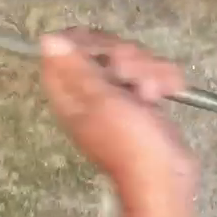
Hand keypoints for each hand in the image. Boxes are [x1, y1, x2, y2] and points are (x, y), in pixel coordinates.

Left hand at [40, 28, 197, 211]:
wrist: (165, 178)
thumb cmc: (130, 144)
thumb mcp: (101, 102)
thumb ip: (76, 68)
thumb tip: (46, 38)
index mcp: (72, 94)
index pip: (65, 49)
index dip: (86, 40)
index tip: (107, 49)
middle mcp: (93, 93)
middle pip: (103, 49)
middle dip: (126, 56)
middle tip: (133, 77)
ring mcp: (120, 97)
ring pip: (132, 59)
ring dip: (150, 70)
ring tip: (154, 94)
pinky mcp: (145, 101)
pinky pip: (153, 74)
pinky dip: (164, 80)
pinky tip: (170, 92)